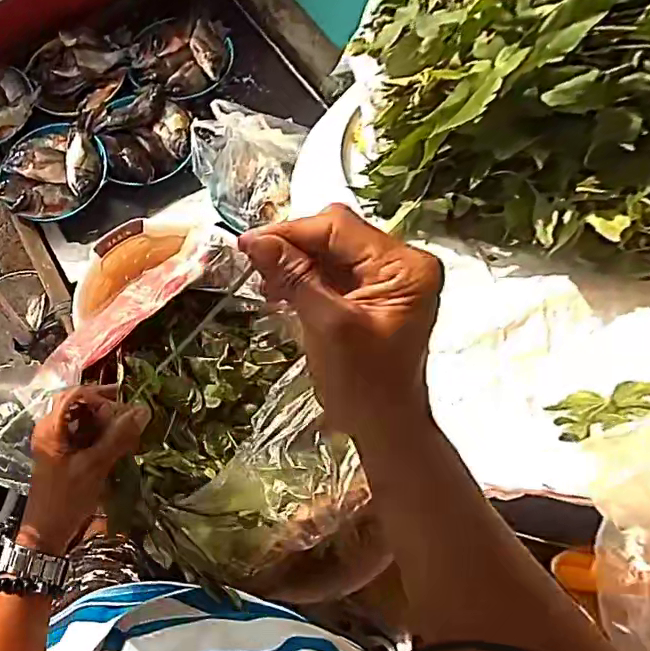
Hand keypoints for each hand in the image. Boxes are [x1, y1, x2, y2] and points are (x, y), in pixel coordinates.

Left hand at [17, 385, 149, 554]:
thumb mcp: (94, 466)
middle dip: (107, 410)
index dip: (100, 395)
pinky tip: (119, 447)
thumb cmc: (66, 498)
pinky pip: (83, 437)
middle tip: (132, 420)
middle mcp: (50, 429)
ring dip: (106, 425)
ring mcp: (56, 442)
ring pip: (84, 421)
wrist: (46, 530)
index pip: (74, 394)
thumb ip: (117, 437)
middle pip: (79, 405)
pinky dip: (101, 438)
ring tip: (129, 434)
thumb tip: (142, 410)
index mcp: (50, 426)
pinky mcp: (63, 455)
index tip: (125, 405)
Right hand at [238, 204, 443, 439]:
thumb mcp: (327, 325)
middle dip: (290, 246)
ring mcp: (382, 280)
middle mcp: (398, 264)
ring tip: (266, 285)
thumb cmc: (362, 381)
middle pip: (334, 234)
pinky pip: (327, 273)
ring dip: (291, 263)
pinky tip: (280, 293)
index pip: (339, 228)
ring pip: (326, 252)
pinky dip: (299, 278)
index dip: (290, 232)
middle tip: (253, 265)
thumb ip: (295, 278)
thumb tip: (256, 242)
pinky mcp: (365, 296)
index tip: (245, 244)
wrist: (381, 422)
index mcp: (404, 266)